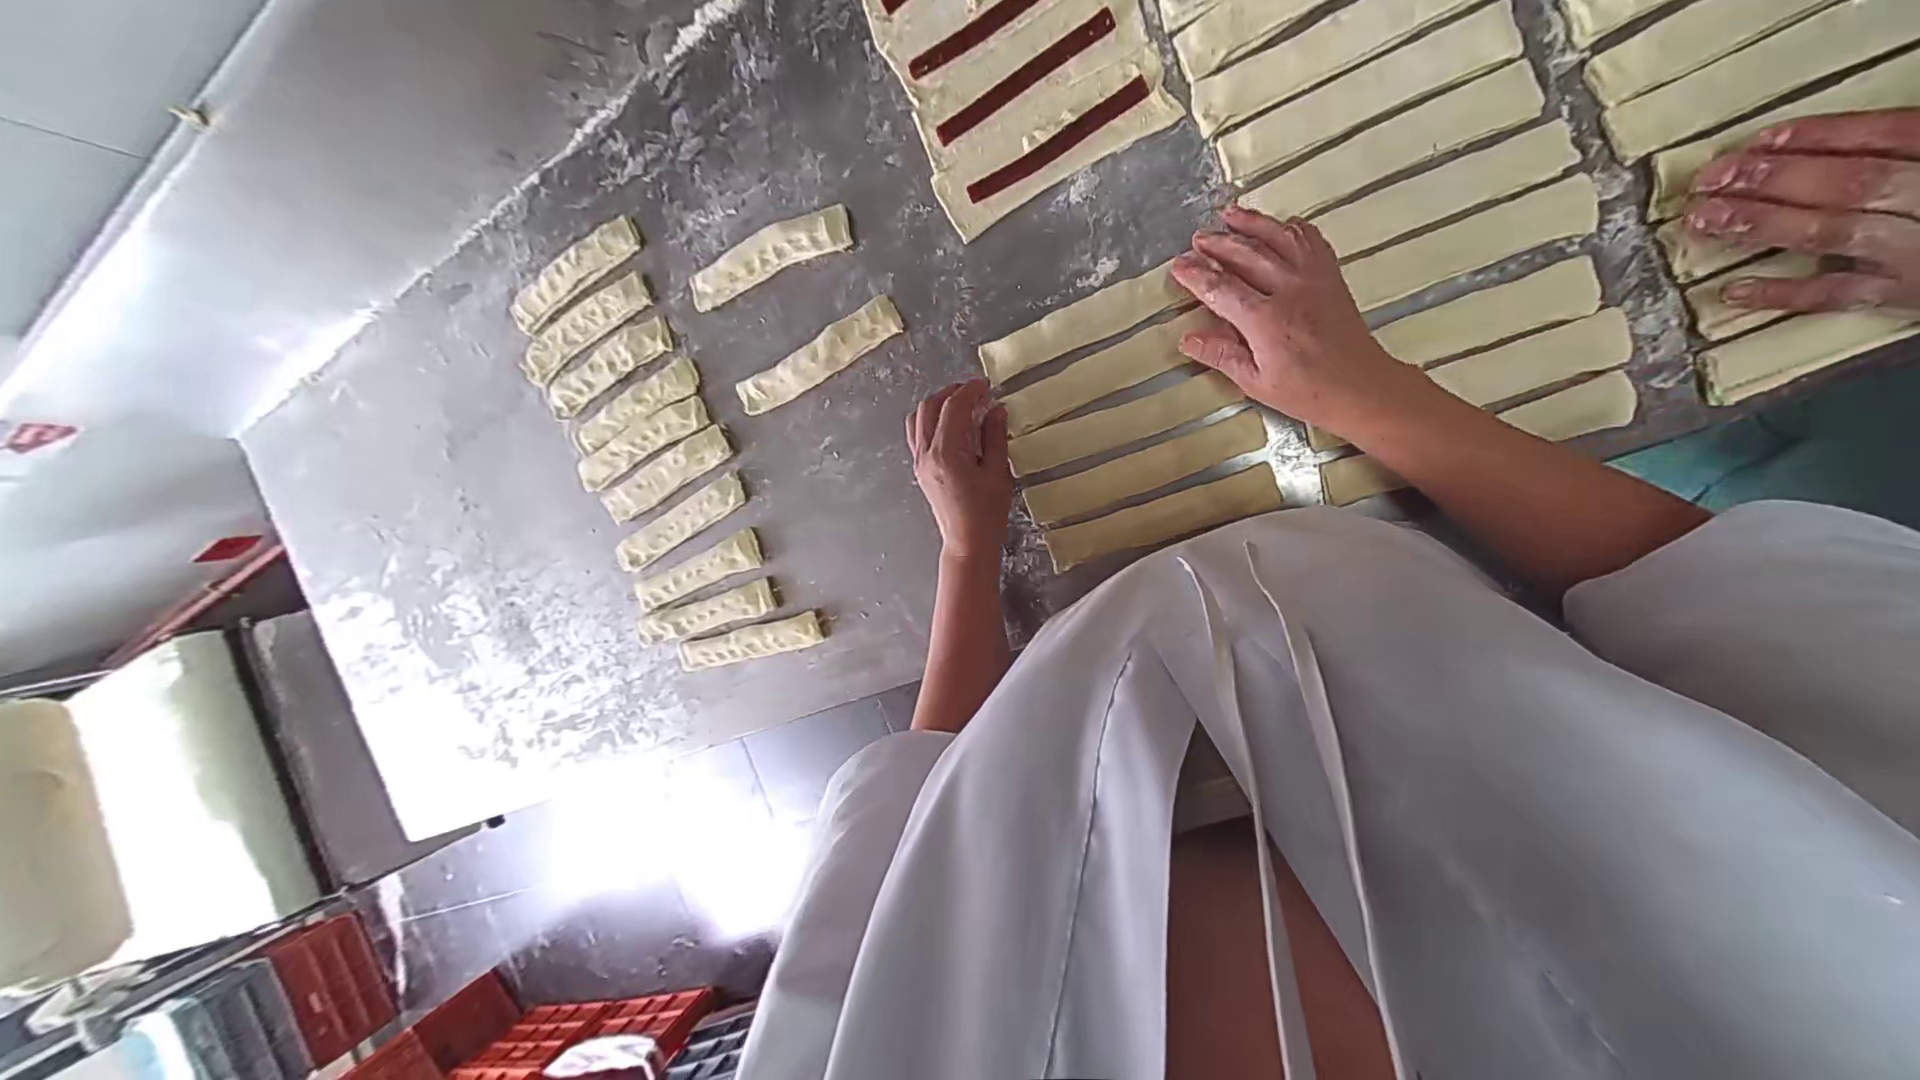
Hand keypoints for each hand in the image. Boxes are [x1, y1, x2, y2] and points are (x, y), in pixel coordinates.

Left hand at [907, 379, 1013, 558]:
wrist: (967, 542)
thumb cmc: (986, 514)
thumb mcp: (998, 472)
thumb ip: (994, 437)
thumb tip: (995, 411)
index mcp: (946, 453)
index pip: (953, 408)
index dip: (970, 391)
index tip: (985, 385)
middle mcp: (926, 455)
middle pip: (929, 407)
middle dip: (951, 393)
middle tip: (974, 392)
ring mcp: (919, 462)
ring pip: (918, 419)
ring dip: (938, 405)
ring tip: (961, 406)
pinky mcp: (920, 470)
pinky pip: (918, 435)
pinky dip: (931, 422)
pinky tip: (951, 427)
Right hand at [1168, 206, 1430, 431]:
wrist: (1360, 385)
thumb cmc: (1307, 390)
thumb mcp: (1254, 381)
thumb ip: (1221, 355)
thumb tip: (1189, 339)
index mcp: (1266, 320)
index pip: (1221, 288)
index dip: (1196, 275)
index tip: (1179, 266)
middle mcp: (1290, 291)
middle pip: (1247, 255)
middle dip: (1218, 244)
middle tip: (1198, 238)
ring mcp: (1313, 279)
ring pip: (1278, 238)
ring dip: (1251, 224)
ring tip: (1229, 215)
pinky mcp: (1330, 276)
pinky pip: (1310, 241)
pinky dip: (1292, 228)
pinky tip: (1280, 224)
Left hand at [1685, 109, 1919, 313]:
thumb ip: (1906, 150)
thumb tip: (1826, 148)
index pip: (1892, 135)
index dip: (1823, 136)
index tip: (1758, 140)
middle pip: (1851, 184)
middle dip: (1775, 179)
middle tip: (1710, 179)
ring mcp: (1916, 251)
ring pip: (1831, 233)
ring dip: (1762, 224)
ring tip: (1703, 218)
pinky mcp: (1902, 294)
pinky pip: (1835, 295)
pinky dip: (1782, 292)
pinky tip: (1731, 289)